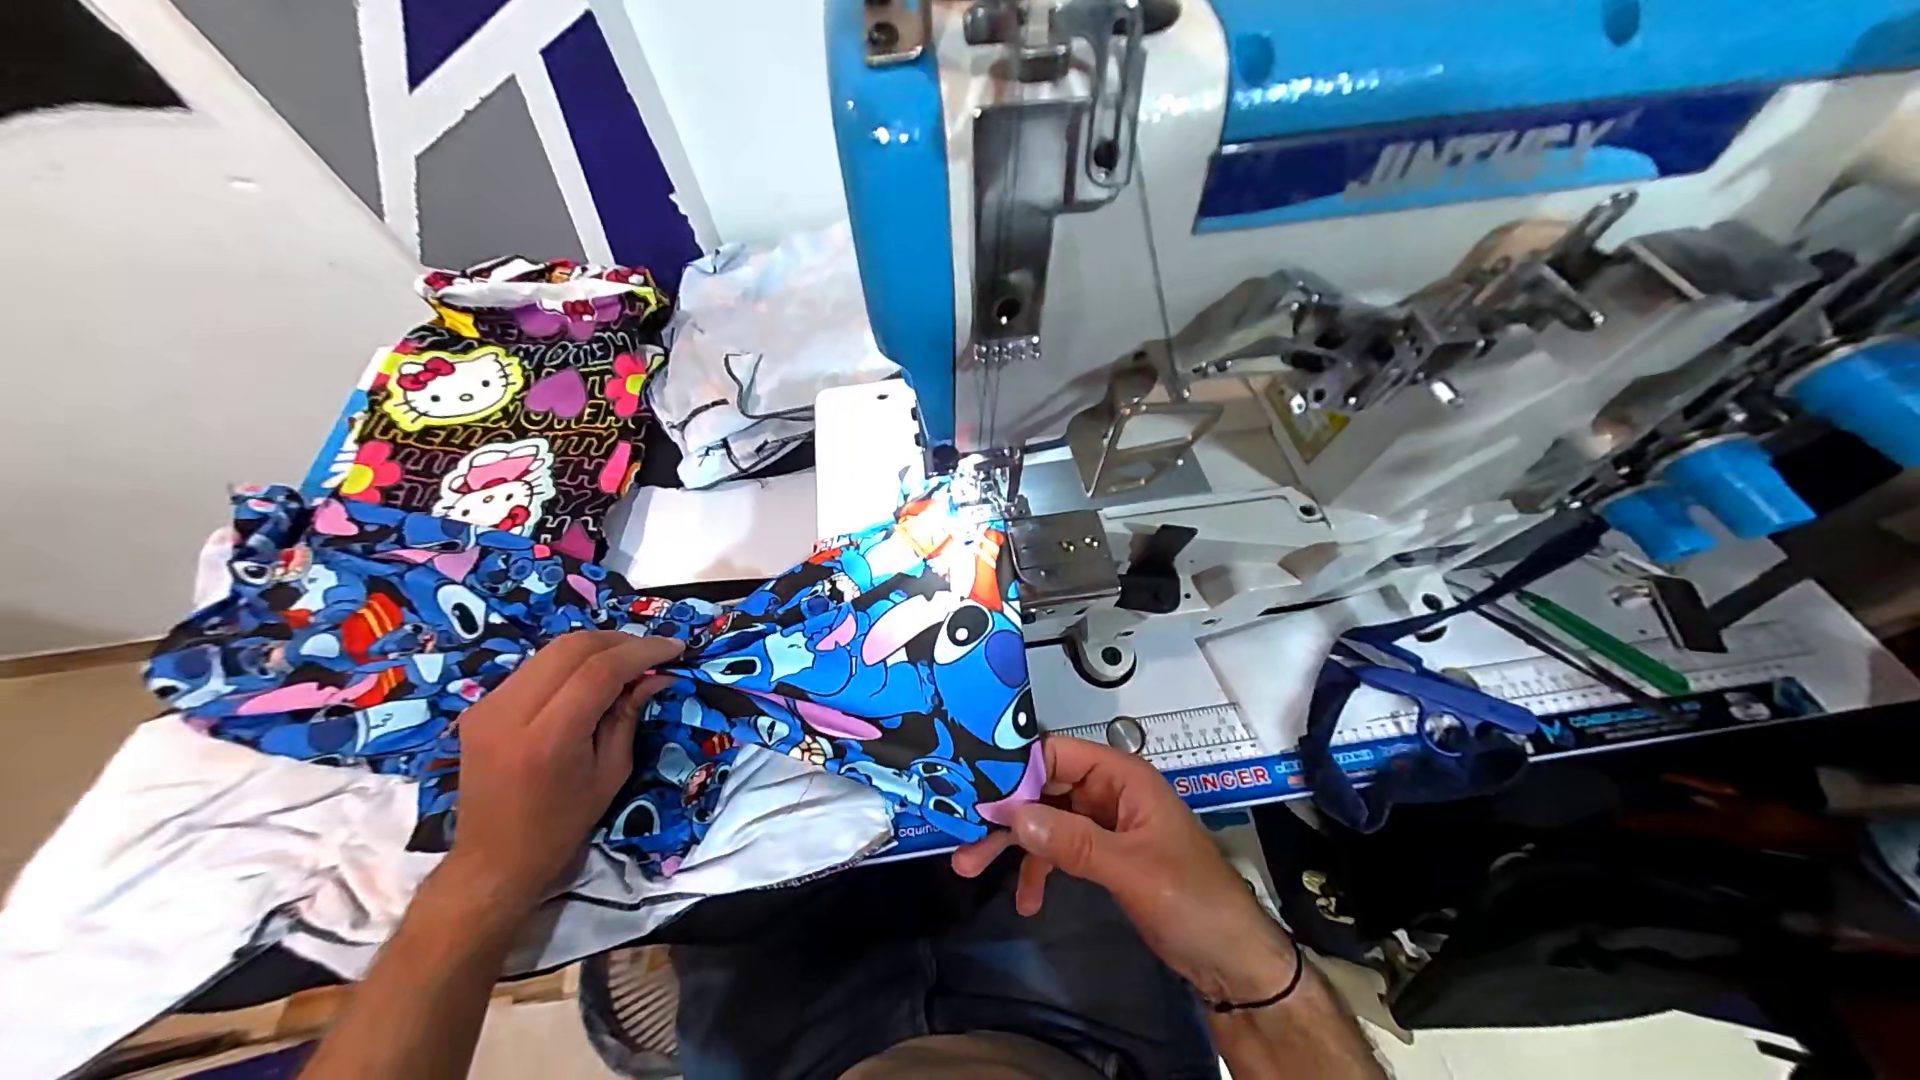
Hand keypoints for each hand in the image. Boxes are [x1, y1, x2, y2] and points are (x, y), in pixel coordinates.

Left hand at [442, 631, 682, 911]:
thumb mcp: (612, 771)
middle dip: (621, 641)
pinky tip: (594, 675)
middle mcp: (510, 713)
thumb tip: (658, 675)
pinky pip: (536, 666)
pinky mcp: (481, 705)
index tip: (675, 648)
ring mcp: (488, 706)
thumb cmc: (562, 824)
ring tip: (629, 660)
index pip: (599, 671)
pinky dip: (572, 661)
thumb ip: (630, 715)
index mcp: (547, 739)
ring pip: (553, 649)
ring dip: (597, 647)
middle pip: (573, 648)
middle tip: (654, 651)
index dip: (642, 652)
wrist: (493, 859)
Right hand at [952, 735, 1295, 1002]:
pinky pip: (1059, 848)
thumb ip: (1073, 841)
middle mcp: (1109, 791)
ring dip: (1013, 843)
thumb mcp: (1131, 870)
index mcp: (1122, 777)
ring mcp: (1104, 822)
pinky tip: (1027, 899)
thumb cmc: (1194, 902)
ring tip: (971, 866)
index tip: (975, 789)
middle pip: (1044, 786)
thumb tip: (1014, 815)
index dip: (1016, 767)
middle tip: (964, 834)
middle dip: (1005, 812)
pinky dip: (1039, 869)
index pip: (1058, 753)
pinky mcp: (1102, 853)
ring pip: (1046, 818)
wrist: (1233, 962)